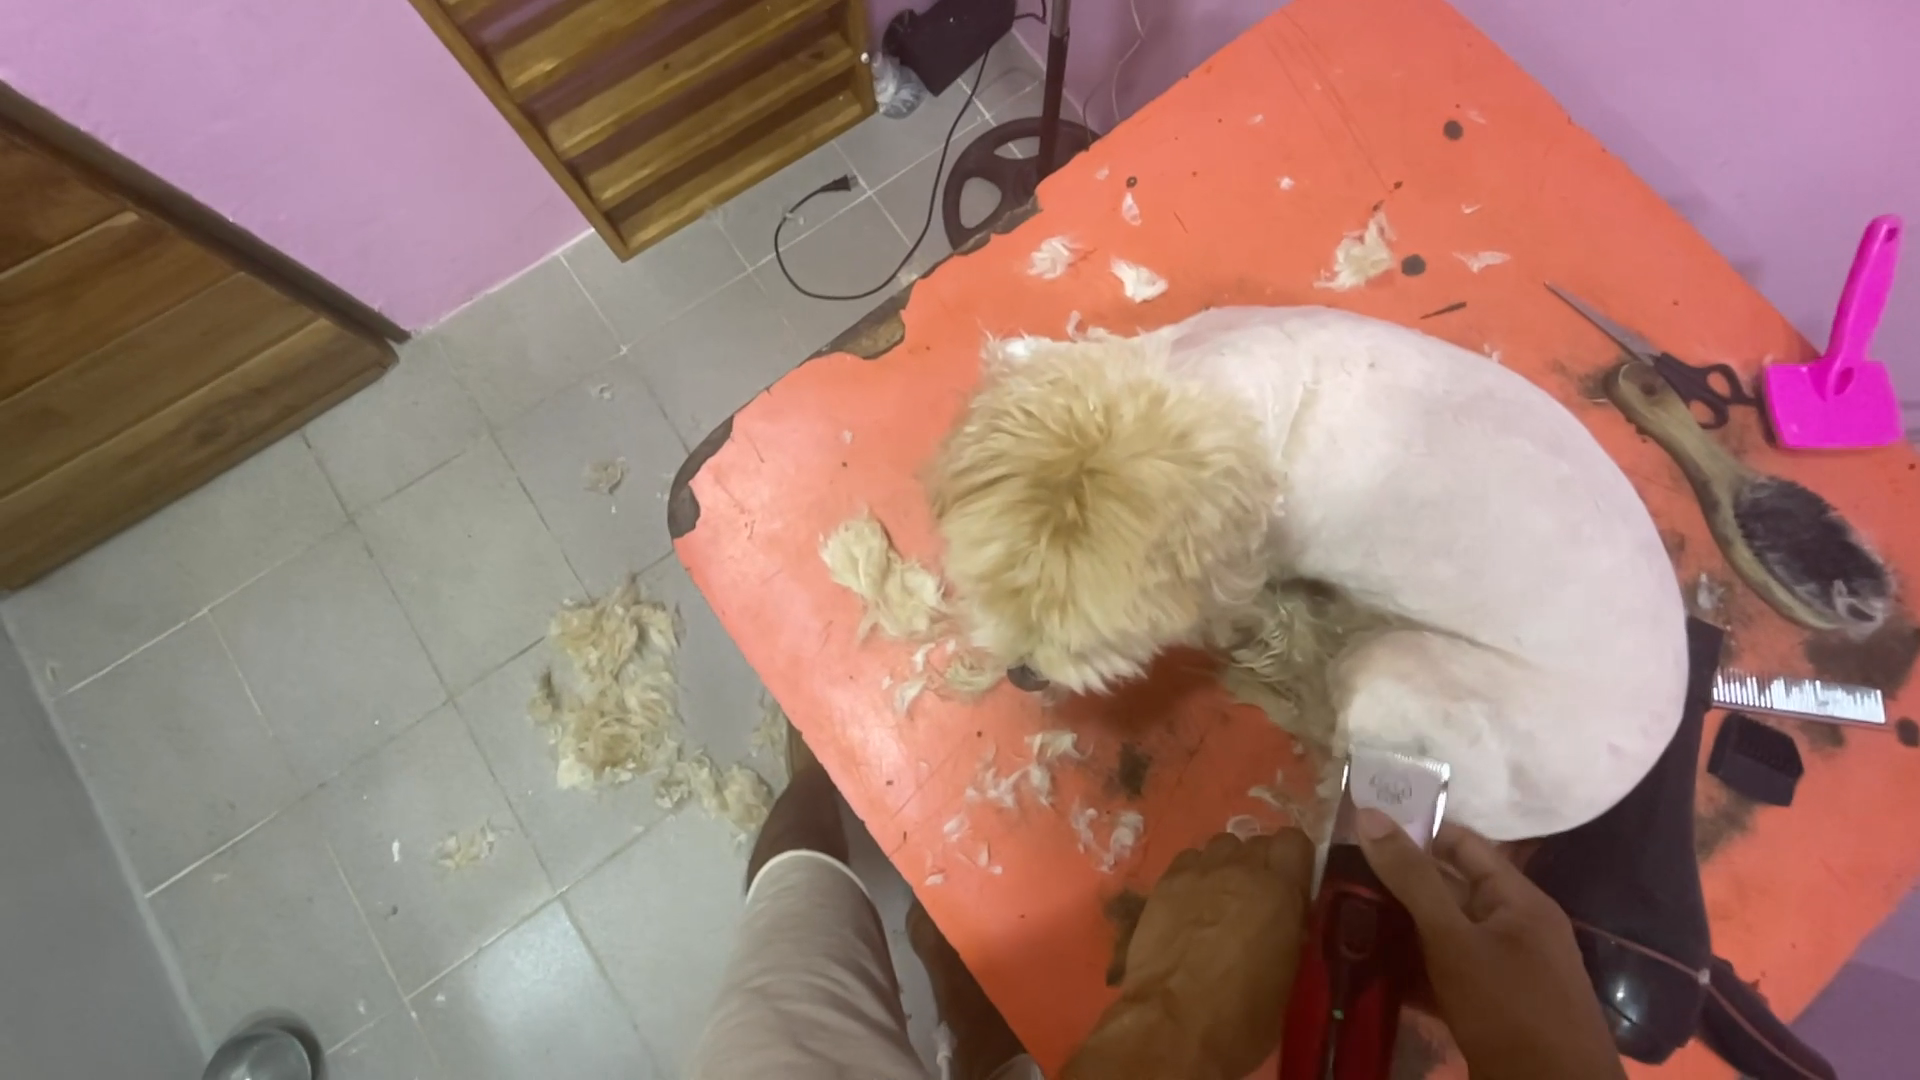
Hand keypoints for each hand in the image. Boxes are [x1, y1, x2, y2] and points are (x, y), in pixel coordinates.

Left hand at [1065, 830, 1314, 1079]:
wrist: (1175, 1020)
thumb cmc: (1243, 1014)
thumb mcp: (1288, 976)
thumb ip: (1289, 929)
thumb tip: (1286, 917)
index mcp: (1278, 890)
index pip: (1294, 841)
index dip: (1296, 861)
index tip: (1295, 884)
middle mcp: (1238, 867)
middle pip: (1257, 841)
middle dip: (1263, 865)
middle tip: (1259, 900)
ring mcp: (1197, 869)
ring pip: (1221, 846)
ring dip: (1228, 866)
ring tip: (1223, 900)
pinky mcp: (1165, 879)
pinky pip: (1190, 860)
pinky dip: (1197, 875)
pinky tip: (1192, 904)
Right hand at [1355, 810, 1625, 1079]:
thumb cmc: (1510, 1011)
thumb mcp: (1453, 938)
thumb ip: (1411, 876)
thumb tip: (1368, 813)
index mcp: (1518, 902)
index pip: (1461, 843)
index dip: (1414, 828)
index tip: (1360, 825)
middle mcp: (1512, 929)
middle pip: (1445, 886)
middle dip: (1393, 879)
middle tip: (1338, 870)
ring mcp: (1500, 970)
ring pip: (1437, 929)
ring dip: (1394, 922)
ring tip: (1341, 911)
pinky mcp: (1486, 1005)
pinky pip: (1439, 968)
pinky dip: (1406, 963)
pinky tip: (1364, 961)